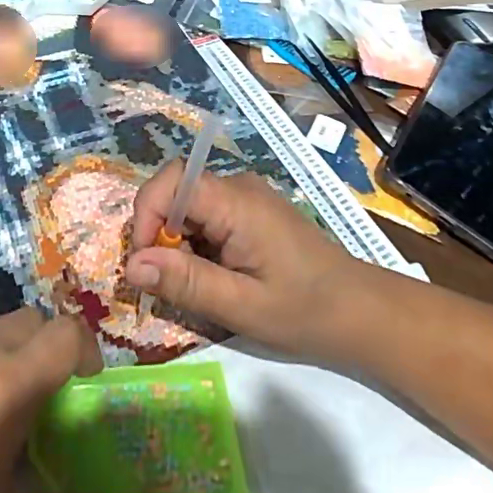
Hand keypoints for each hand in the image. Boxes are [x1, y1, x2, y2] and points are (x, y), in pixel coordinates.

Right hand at [127, 162, 367, 360]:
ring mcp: (246, 197)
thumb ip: (185, 282)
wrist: (361, 312)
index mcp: (237, 202)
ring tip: (190, 284)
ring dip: (176, 241)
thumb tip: (132, 266)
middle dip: (158, 232)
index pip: (174, 180)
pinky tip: (211, 276)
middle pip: (178, 191)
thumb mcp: (240, 306)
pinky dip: (195, 243)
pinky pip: (207, 216)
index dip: (147, 212)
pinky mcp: (250, 212)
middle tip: (161, 279)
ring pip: (189, 205)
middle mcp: (238, 187)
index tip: (142, 259)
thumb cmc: (304, 311)